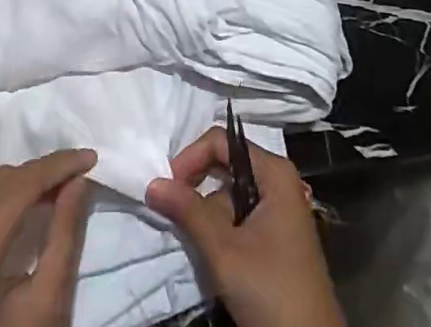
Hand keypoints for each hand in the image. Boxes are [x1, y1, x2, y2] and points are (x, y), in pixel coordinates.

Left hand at [0, 149, 96, 326]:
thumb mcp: (49, 300)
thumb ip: (65, 234)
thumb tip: (79, 180)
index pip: (20, 189)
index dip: (57, 166)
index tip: (90, 158)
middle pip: (1, 182)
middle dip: (44, 168)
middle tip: (80, 167)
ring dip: (25, 176)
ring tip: (59, 180)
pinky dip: (4, 190)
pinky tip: (28, 196)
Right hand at [146, 129, 345, 326]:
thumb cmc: (270, 288)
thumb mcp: (225, 250)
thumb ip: (189, 212)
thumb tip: (153, 182)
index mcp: (274, 172)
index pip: (223, 142)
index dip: (192, 158)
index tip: (167, 187)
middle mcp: (277, 182)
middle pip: (225, 166)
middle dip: (197, 189)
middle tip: (174, 216)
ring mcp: (276, 209)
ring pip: (228, 195)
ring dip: (207, 216)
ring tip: (200, 245)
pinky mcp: (272, 234)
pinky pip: (237, 217)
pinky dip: (218, 229)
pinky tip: (211, 252)